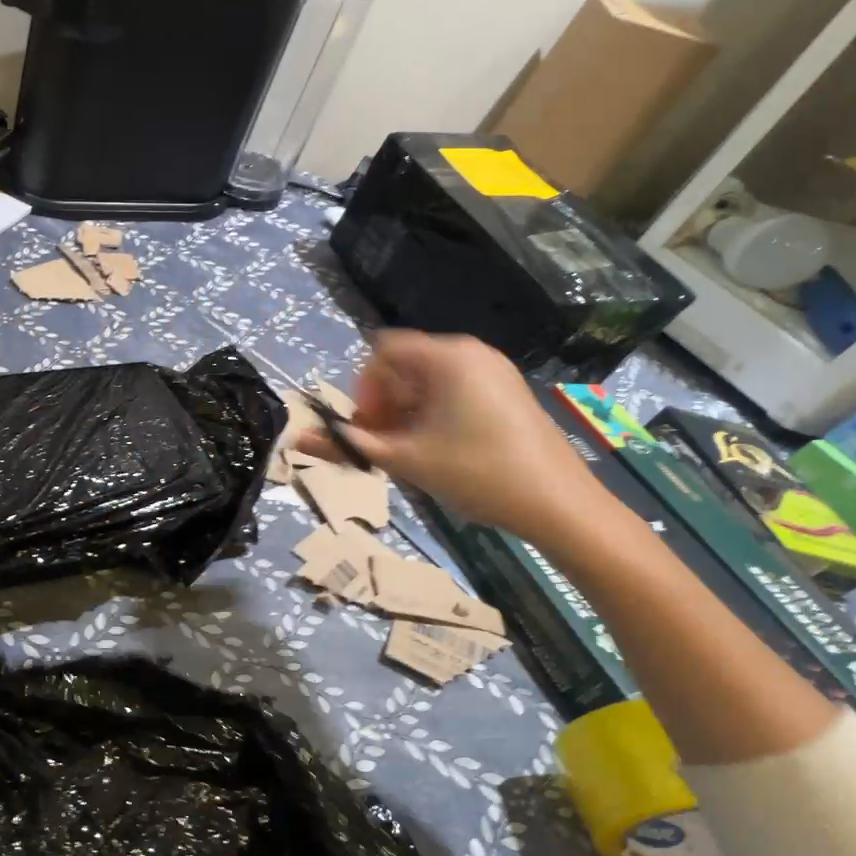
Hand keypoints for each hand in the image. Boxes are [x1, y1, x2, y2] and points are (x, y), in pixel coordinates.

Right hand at [295, 329, 604, 535]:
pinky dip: (431, 413)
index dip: (364, 387)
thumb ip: (345, 445)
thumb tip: (295, 440)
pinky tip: (436, 449)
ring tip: (407, 451)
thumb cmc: (477, 473)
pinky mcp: (507, 392)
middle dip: (382, 402)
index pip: (382, 350)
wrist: (560, 505)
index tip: (367, 425)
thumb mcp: (402, 460)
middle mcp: (471, 353)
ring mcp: (493, 371)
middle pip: (403, 364)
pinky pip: (452, 390)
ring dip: (404, 411)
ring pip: (426, 380)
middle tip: (382, 443)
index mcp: (447, 357)